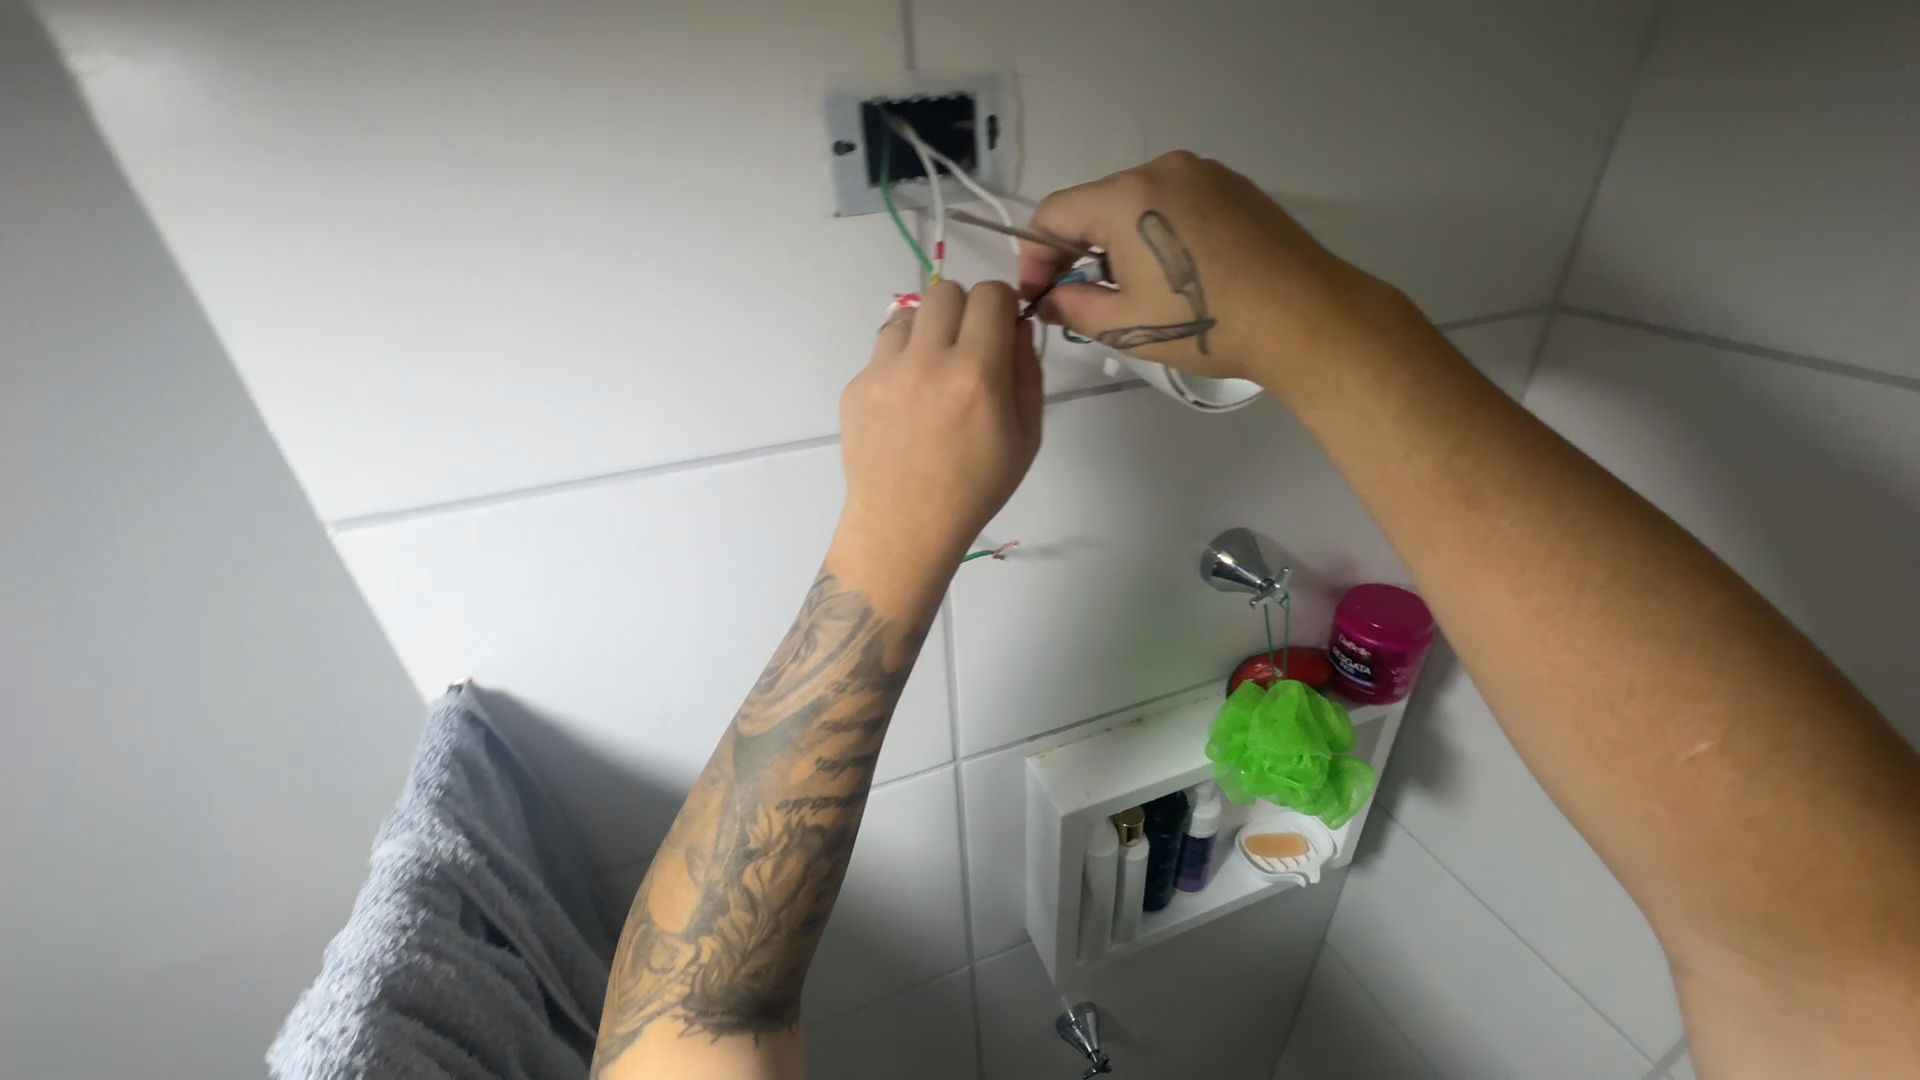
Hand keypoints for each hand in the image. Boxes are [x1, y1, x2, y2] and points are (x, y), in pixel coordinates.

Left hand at [836, 281, 1042, 577]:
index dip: (1002, 306)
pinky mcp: (856, 387)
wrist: (906, 526)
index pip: (991, 294)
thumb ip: (1027, 373)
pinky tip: (906, 403)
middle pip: (945, 290)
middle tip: (967, 348)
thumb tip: (1015, 327)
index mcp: (977, 374)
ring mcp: (884, 373)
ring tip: (932, 373)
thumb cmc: (975, 488)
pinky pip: (882, 351)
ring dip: (927, 332)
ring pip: (909, 314)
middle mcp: (927, 363)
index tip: (1000, 330)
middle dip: (964, 311)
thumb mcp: (1026, 437)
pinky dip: (899, 363)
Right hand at [1020, 151, 1392, 384]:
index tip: (1040, 294)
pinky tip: (1173, 276)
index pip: (1053, 213)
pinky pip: (1173, 204)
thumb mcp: (1125, 326)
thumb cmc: (1206, 323)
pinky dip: (1154, 235)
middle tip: (1082, 300)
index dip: (1035, 256)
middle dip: (1076, 252)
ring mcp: (1203, 173)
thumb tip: (1048, 299)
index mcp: (1127, 197)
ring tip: (1133, 293)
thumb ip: (1071, 306)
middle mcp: (1163, 170)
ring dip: (1116, 245)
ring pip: (1134, 205)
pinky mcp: (1233, 187)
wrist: (1304, 317)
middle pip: (1094, 205)